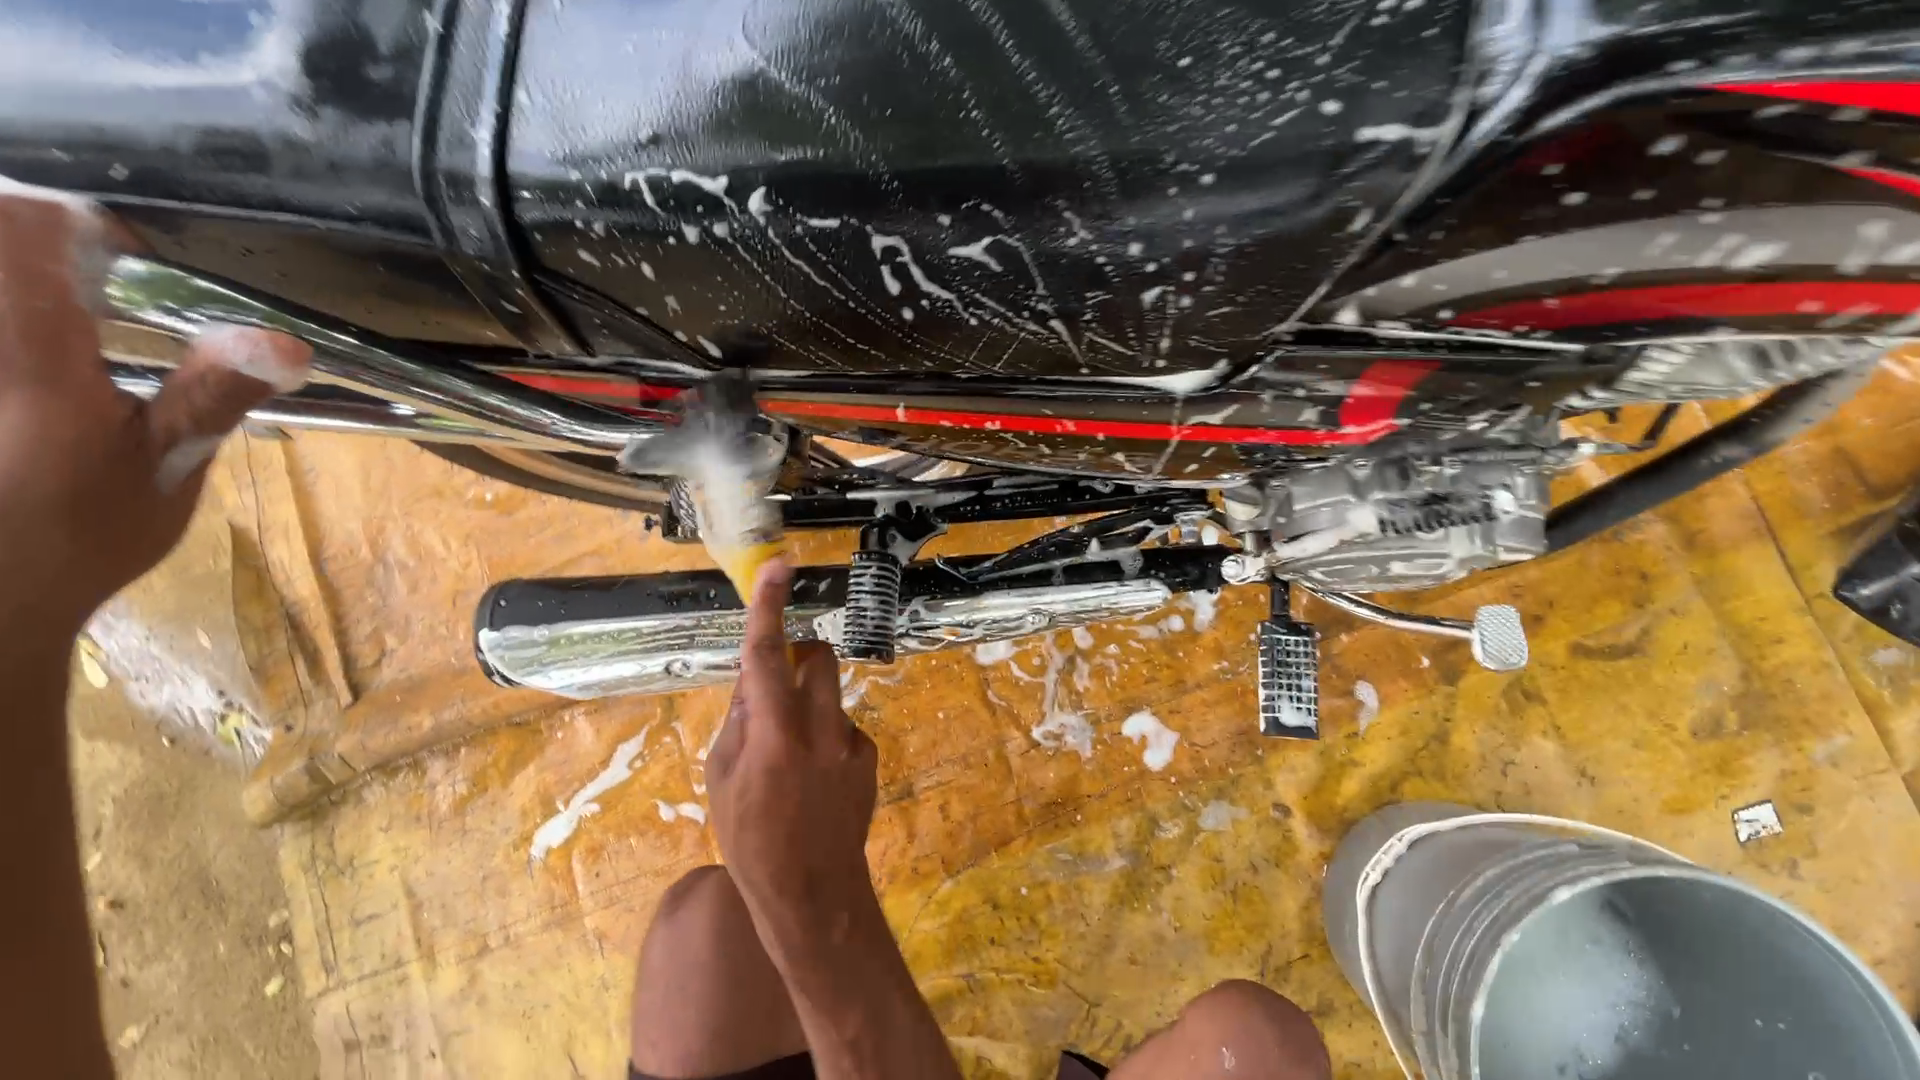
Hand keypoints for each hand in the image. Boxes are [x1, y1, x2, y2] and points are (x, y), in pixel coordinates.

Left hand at [0, 185, 312, 632]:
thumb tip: (285, 342)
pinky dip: (27, 317)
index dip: (80, 223)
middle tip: (104, 286)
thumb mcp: (170, 465)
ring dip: (38, 290)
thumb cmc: (85, 534)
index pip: (24, 225)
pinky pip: (0, 329)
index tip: (135, 262)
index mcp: (27, 357)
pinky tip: (57, 368)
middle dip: (45, 248)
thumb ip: (214, 392)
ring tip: (82, 324)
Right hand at [707, 558, 879, 941]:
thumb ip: (738, 721)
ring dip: (808, 703)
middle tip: (776, 686)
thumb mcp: (721, 779)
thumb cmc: (750, 841)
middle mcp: (819, 726)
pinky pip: (842, 726)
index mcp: (773, 732)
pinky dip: (824, 736)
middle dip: (797, 657)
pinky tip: (815, 779)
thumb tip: (751, 681)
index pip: (766, 654)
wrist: (813, 893)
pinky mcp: (868, 754)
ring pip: (829, 692)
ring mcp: (851, 740)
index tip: (778, 567)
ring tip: (791, 753)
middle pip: (816, 657)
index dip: (768, 606)